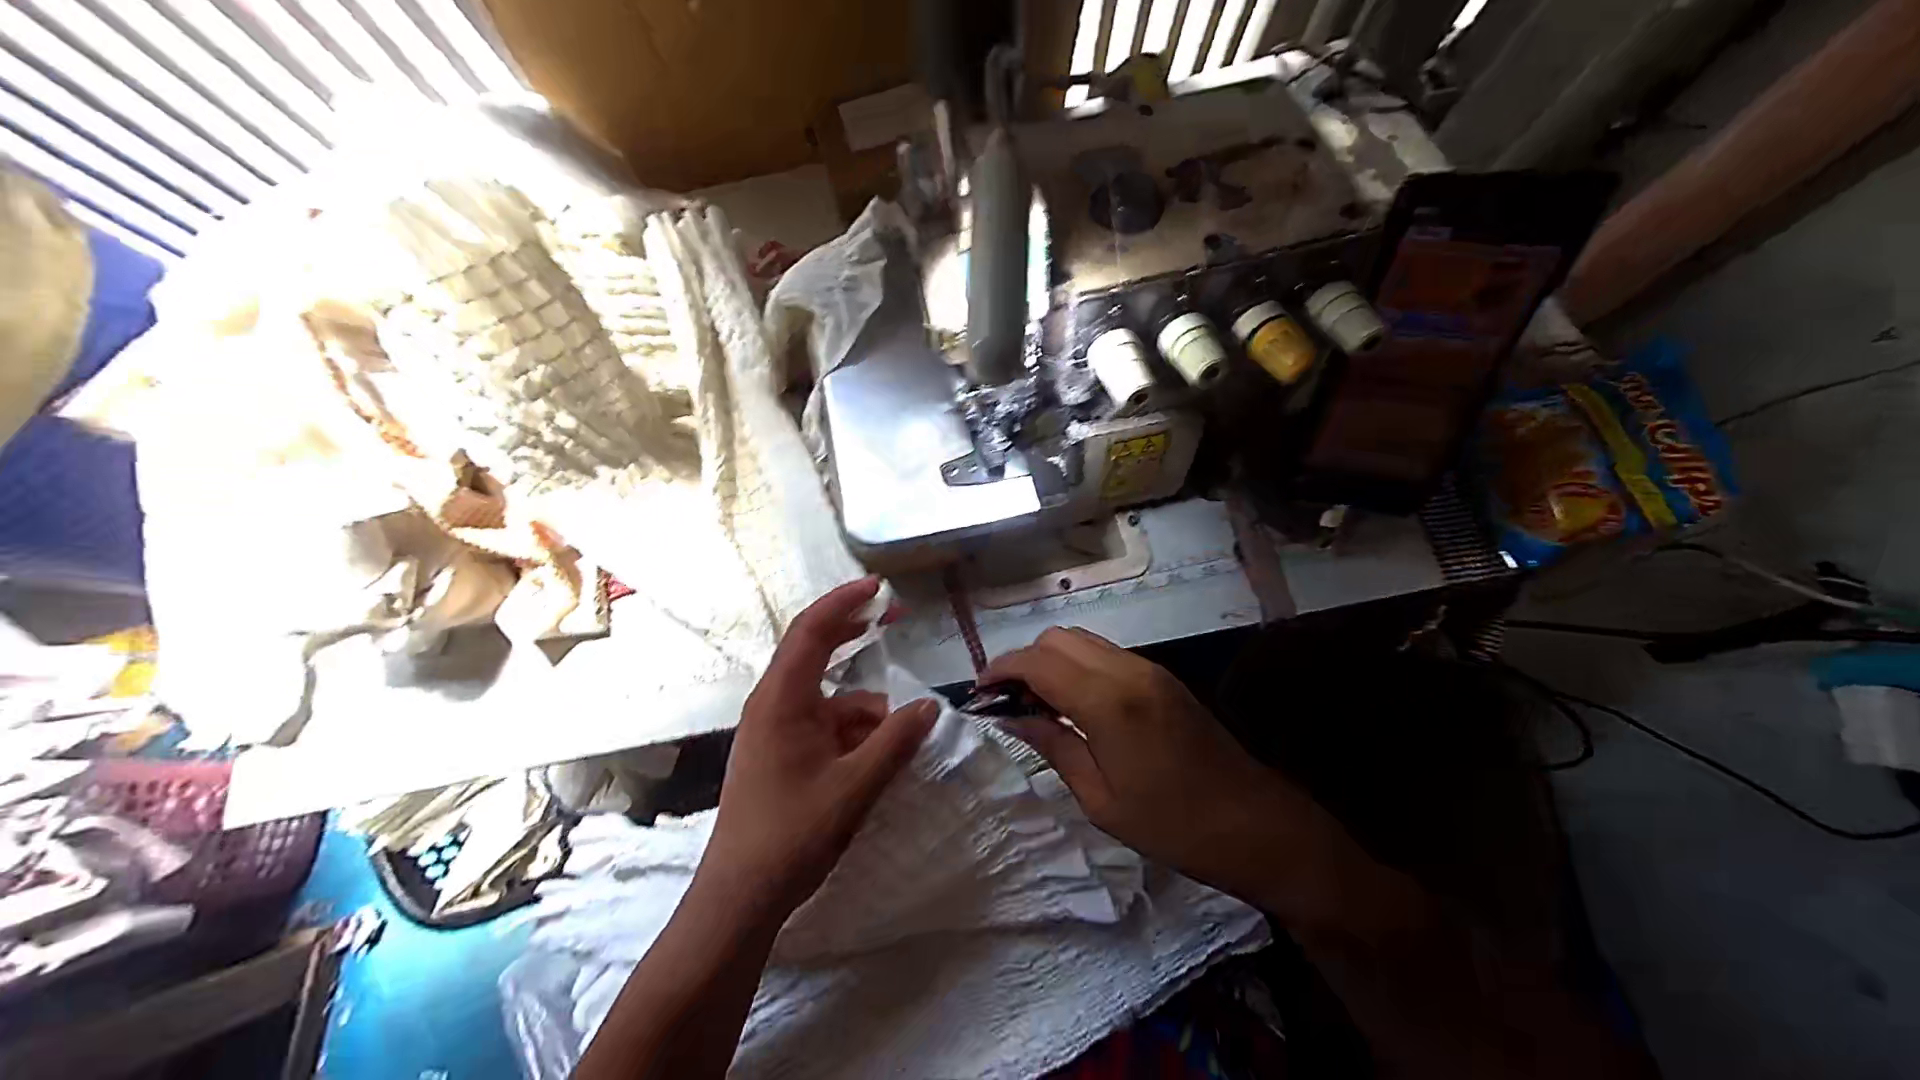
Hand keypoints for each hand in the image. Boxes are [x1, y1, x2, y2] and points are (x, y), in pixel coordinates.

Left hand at [700, 577, 937, 921]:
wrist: (739, 897)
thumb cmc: (793, 834)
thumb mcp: (856, 786)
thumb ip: (895, 741)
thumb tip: (929, 706)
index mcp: (782, 700)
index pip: (812, 630)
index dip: (845, 602)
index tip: (878, 586)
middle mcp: (772, 705)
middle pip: (814, 652)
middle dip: (854, 636)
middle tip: (893, 620)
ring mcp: (772, 730)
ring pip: (826, 699)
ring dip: (863, 707)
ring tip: (900, 732)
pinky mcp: (776, 754)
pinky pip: (821, 726)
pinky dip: (851, 731)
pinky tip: (877, 757)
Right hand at [985, 627, 1395, 928]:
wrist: (1258, 826)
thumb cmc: (1174, 825)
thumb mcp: (1101, 798)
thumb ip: (1052, 746)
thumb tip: (1009, 718)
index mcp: (1108, 700)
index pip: (1037, 662)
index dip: (1000, 671)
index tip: (979, 695)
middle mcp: (1128, 670)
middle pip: (1058, 638)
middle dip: (1024, 660)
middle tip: (1007, 701)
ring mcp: (1150, 670)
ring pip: (1083, 641)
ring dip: (1051, 660)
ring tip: (1036, 704)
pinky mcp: (1164, 679)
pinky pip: (1106, 655)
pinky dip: (1078, 667)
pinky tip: (1073, 704)